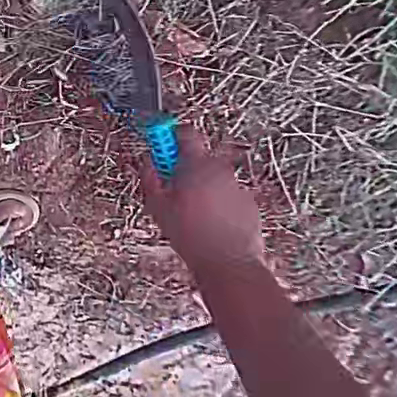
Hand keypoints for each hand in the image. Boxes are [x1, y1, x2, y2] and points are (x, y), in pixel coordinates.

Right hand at [139, 128, 264, 271]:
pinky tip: (208, 221)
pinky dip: (218, 201)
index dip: (170, 135)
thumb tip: (148, 161)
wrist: (228, 263)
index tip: (162, 144)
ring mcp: (236, 186)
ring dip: (201, 185)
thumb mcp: (157, 204)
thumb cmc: (191, 235)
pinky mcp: (248, 204)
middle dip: (184, 165)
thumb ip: (150, 175)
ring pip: (213, 176)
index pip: (185, 132)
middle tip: (172, 184)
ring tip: (191, 210)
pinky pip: (228, 194)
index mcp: (196, 164)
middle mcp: (220, 170)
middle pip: (199, 156)